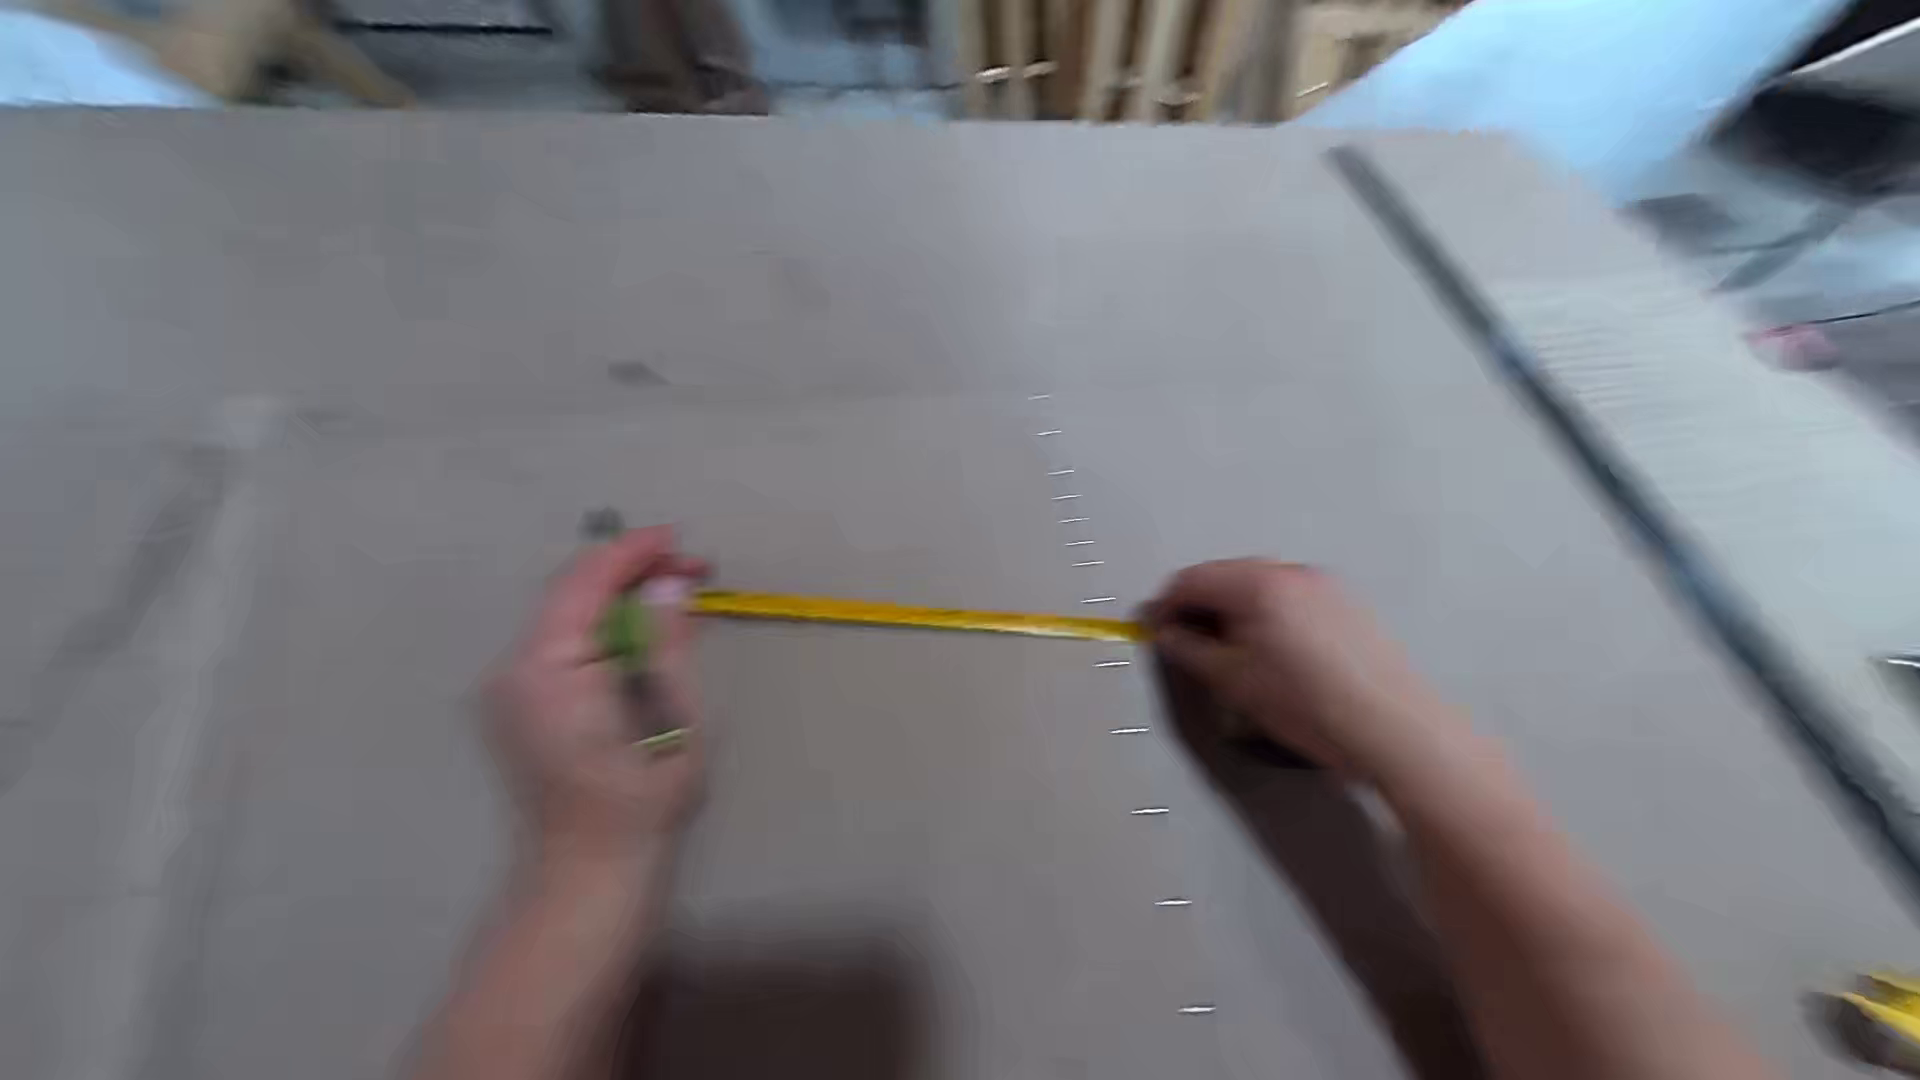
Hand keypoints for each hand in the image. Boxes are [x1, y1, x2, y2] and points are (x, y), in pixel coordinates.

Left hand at [488, 526, 710, 867]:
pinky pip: (566, 638)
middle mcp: (514, 670)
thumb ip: (668, 649)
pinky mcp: (522, 697)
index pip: (584, 585)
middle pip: (572, 592)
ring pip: (569, 613)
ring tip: (678, 594)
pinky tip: (646, 629)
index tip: (679, 539)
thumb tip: (668, 587)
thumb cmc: (641, 803)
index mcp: (548, 673)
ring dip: (624, 595)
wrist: (586, 871)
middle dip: (633, 571)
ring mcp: (511, 685)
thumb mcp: (673, 723)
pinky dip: (608, 622)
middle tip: (693, 571)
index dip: (633, 552)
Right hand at [1145, 559, 1455, 781]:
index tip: (1157, 633)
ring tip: (1230, 648)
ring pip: (1258, 585)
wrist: (1398, 730)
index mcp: (1257, 584)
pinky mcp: (1346, 602)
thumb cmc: (1303, 704)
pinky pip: (1289, 595)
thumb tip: (1165, 632)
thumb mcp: (1232, 680)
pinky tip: (1271, 647)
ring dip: (1232, 608)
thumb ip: (1188, 649)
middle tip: (1190, 643)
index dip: (1167, 604)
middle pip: (1225, 576)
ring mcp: (1324, 584)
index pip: (1192, 579)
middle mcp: (1290, 571)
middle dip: (1200, 605)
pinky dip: (1265, 612)